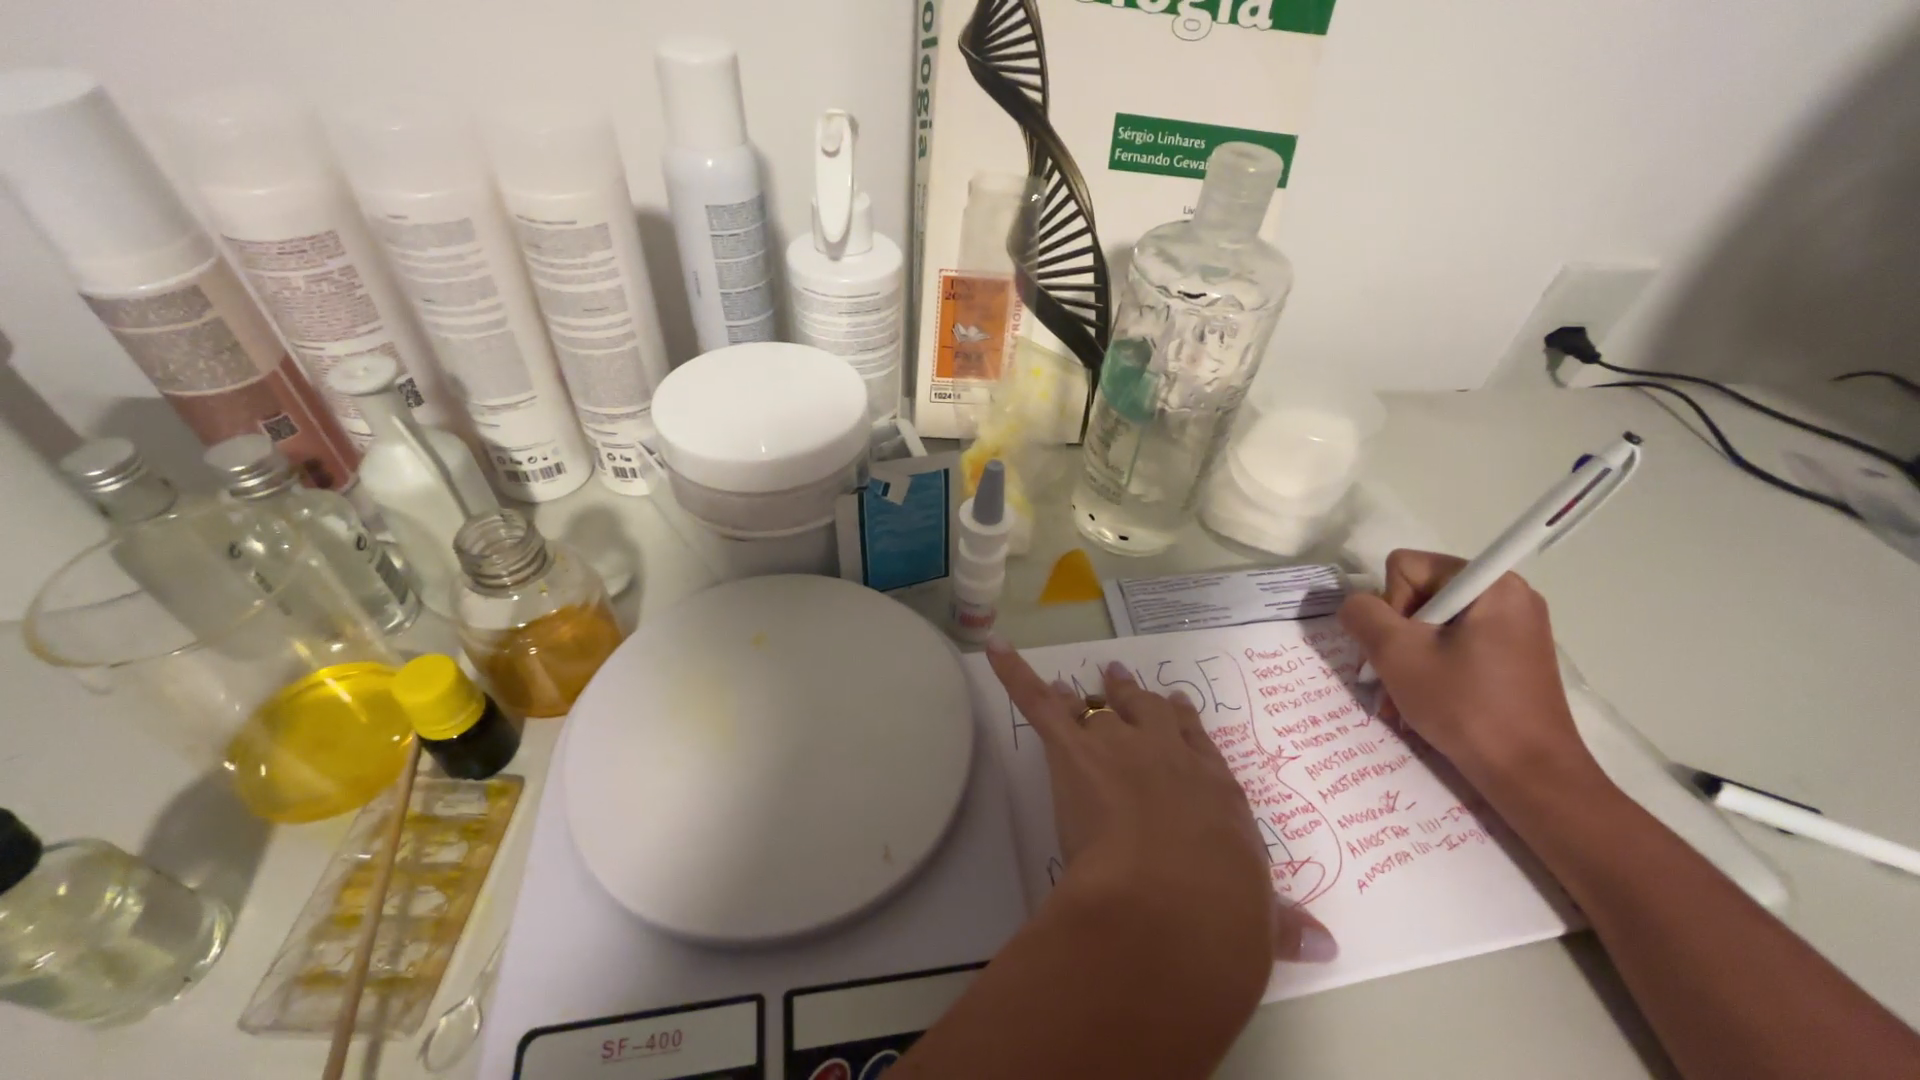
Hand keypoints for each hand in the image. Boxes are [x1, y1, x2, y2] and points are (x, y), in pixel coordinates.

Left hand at [984, 639, 1335, 967]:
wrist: (1176, 902)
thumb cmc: (1223, 916)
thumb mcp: (1259, 921)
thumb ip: (1283, 925)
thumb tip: (1325, 945)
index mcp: (1215, 791)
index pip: (1199, 746)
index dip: (1185, 727)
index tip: (1178, 709)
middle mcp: (1170, 758)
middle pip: (1152, 716)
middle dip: (1137, 699)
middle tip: (1123, 682)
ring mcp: (1122, 747)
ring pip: (1103, 710)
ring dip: (1091, 697)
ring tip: (1082, 683)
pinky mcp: (1074, 751)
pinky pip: (1040, 704)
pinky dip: (1014, 675)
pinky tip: (994, 648)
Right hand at [1338, 549, 1601, 792]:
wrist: (1530, 774)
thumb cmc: (1465, 706)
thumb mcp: (1397, 654)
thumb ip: (1363, 615)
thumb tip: (1355, 606)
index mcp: (1490, 582)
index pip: (1407, 567)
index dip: (1391, 607)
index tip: (1404, 648)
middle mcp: (1508, 595)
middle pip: (1419, 595)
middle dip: (1398, 638)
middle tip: (1395, 679)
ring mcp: (1514, 627)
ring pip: (1433, 626)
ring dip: (1409, 660)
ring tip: (1404, 700)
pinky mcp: (1514, 657)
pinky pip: (1456, 646)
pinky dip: (1433, 670)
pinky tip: (1426, 703)